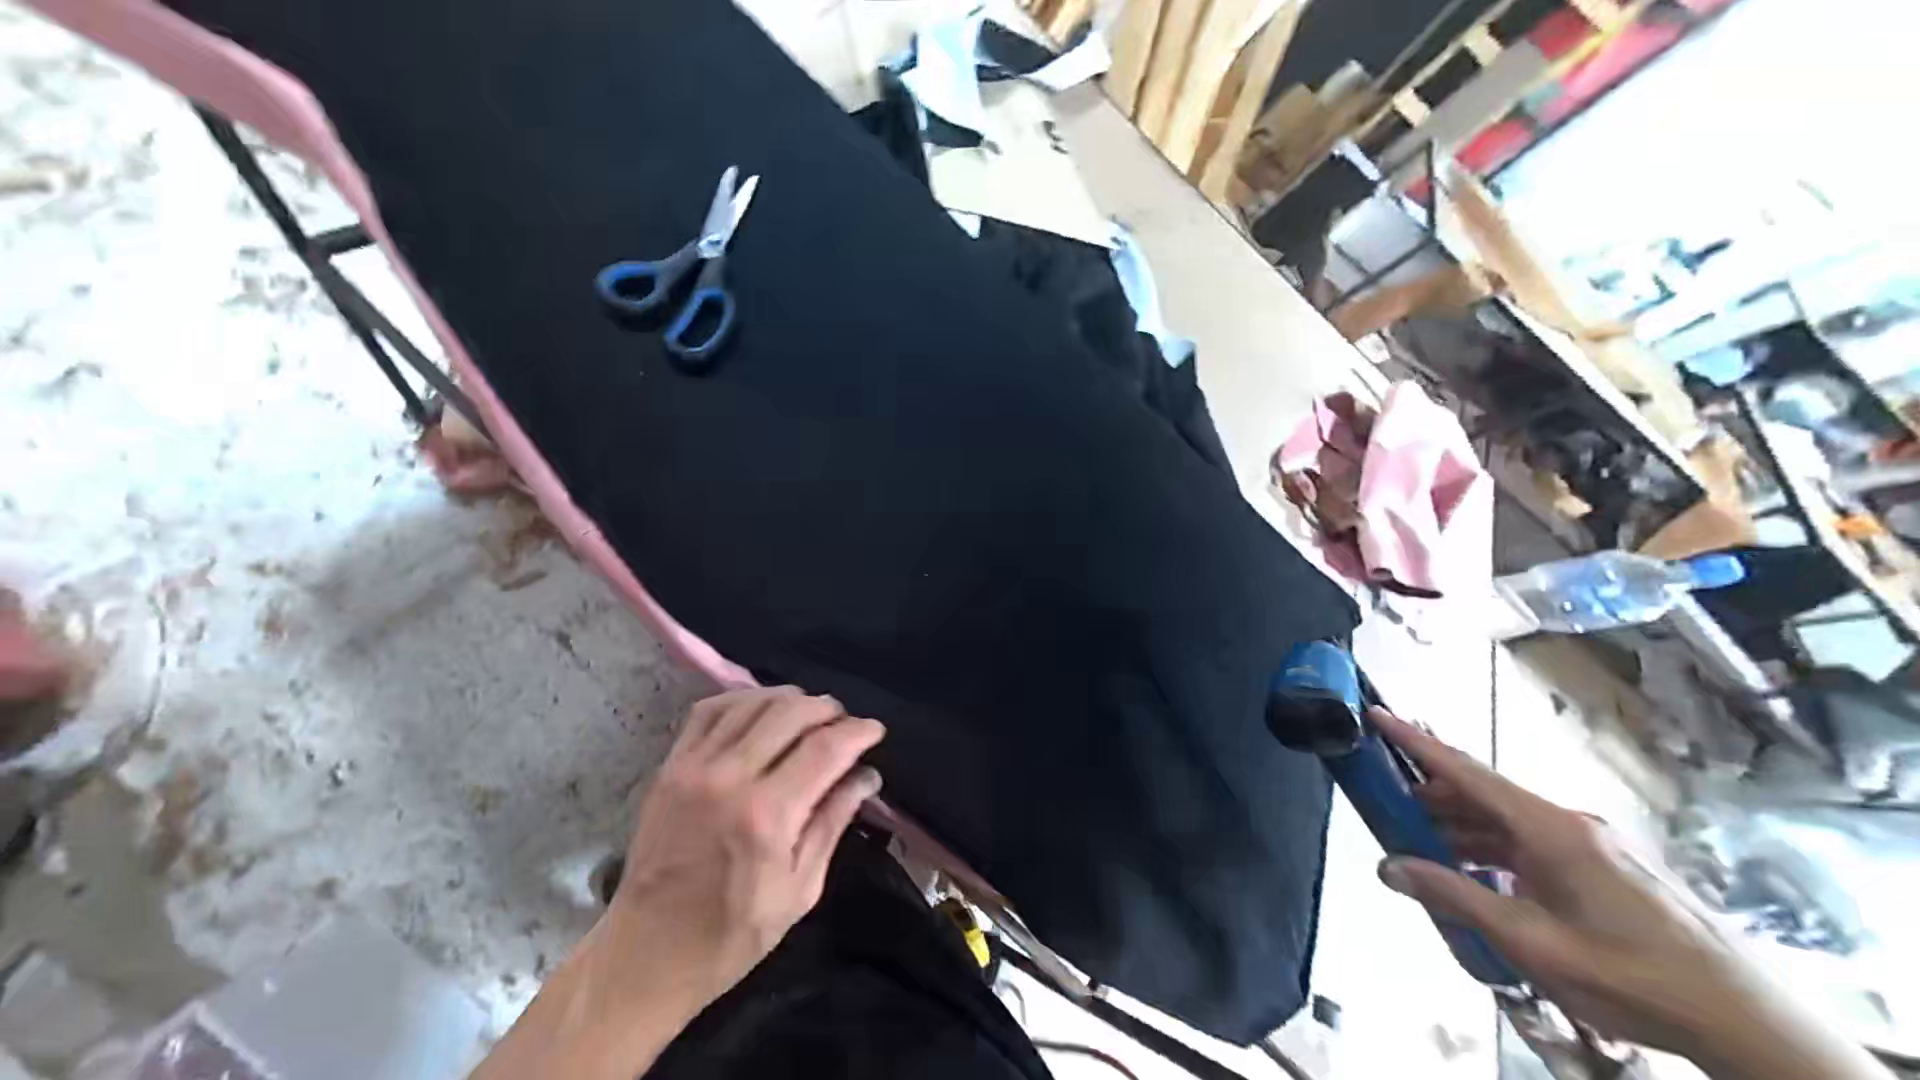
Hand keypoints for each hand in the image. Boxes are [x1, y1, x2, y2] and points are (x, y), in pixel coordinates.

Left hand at [471, 687, 883, 1079]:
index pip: (825, 748)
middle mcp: (730, 778)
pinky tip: (762, 710)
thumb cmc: (732, 934)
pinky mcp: (670, 767)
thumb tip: (867, 776)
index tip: (875, 730)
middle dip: (829, 709)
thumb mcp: (800, 890)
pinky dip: (744, 700)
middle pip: (792, 712)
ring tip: (810, 714)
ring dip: (791, 699)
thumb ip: (832, 822)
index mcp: (767, 816)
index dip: (858, 731)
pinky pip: (710, 710)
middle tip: (845, 723)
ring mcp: (694, 767)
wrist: (647, 954)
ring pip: (753, 702)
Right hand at [1369, 707, 1885, 1079]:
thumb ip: (1455, 896)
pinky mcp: (1603, 866)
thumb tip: (1388, 866)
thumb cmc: (1631, 975)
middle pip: (1483, 794)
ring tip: (1422, 847)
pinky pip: (1529, 843)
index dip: (1417, 742)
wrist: (1747, 1021)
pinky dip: (1492, 850)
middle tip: (1386, 804)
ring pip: (1506, 821)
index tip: (1378, 714)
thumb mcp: (1530, 942)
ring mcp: (1590, 844)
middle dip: (1431, 796)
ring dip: (1461, 829)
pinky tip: (1477, 877)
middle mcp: (1568, 823)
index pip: (1468, 772)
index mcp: (1550, 829)